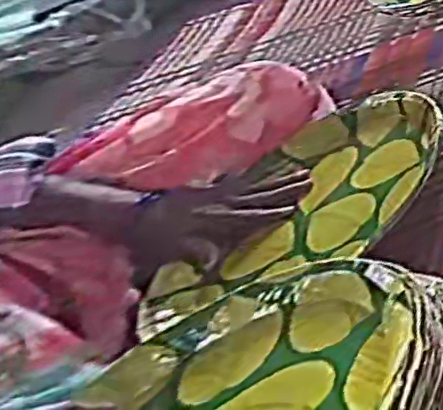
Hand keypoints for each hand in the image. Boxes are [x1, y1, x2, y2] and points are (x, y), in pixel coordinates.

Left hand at [127, 168, 311, 270]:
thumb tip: (210, 274)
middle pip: (262, 197)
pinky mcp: (216, 188)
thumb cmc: (146, 244)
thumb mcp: (163, 259)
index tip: (295, 209)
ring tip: (305, 172)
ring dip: (282, 179)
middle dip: (287, 190)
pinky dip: (260, 174)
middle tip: (312, 182)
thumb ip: (191, 263)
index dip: (274, 213)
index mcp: (217, 225)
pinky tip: (274, 168)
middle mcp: (225, 207)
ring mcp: (222, 195)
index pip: (253, 218)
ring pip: (260, 185)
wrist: (130, 216)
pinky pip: (245, 179)